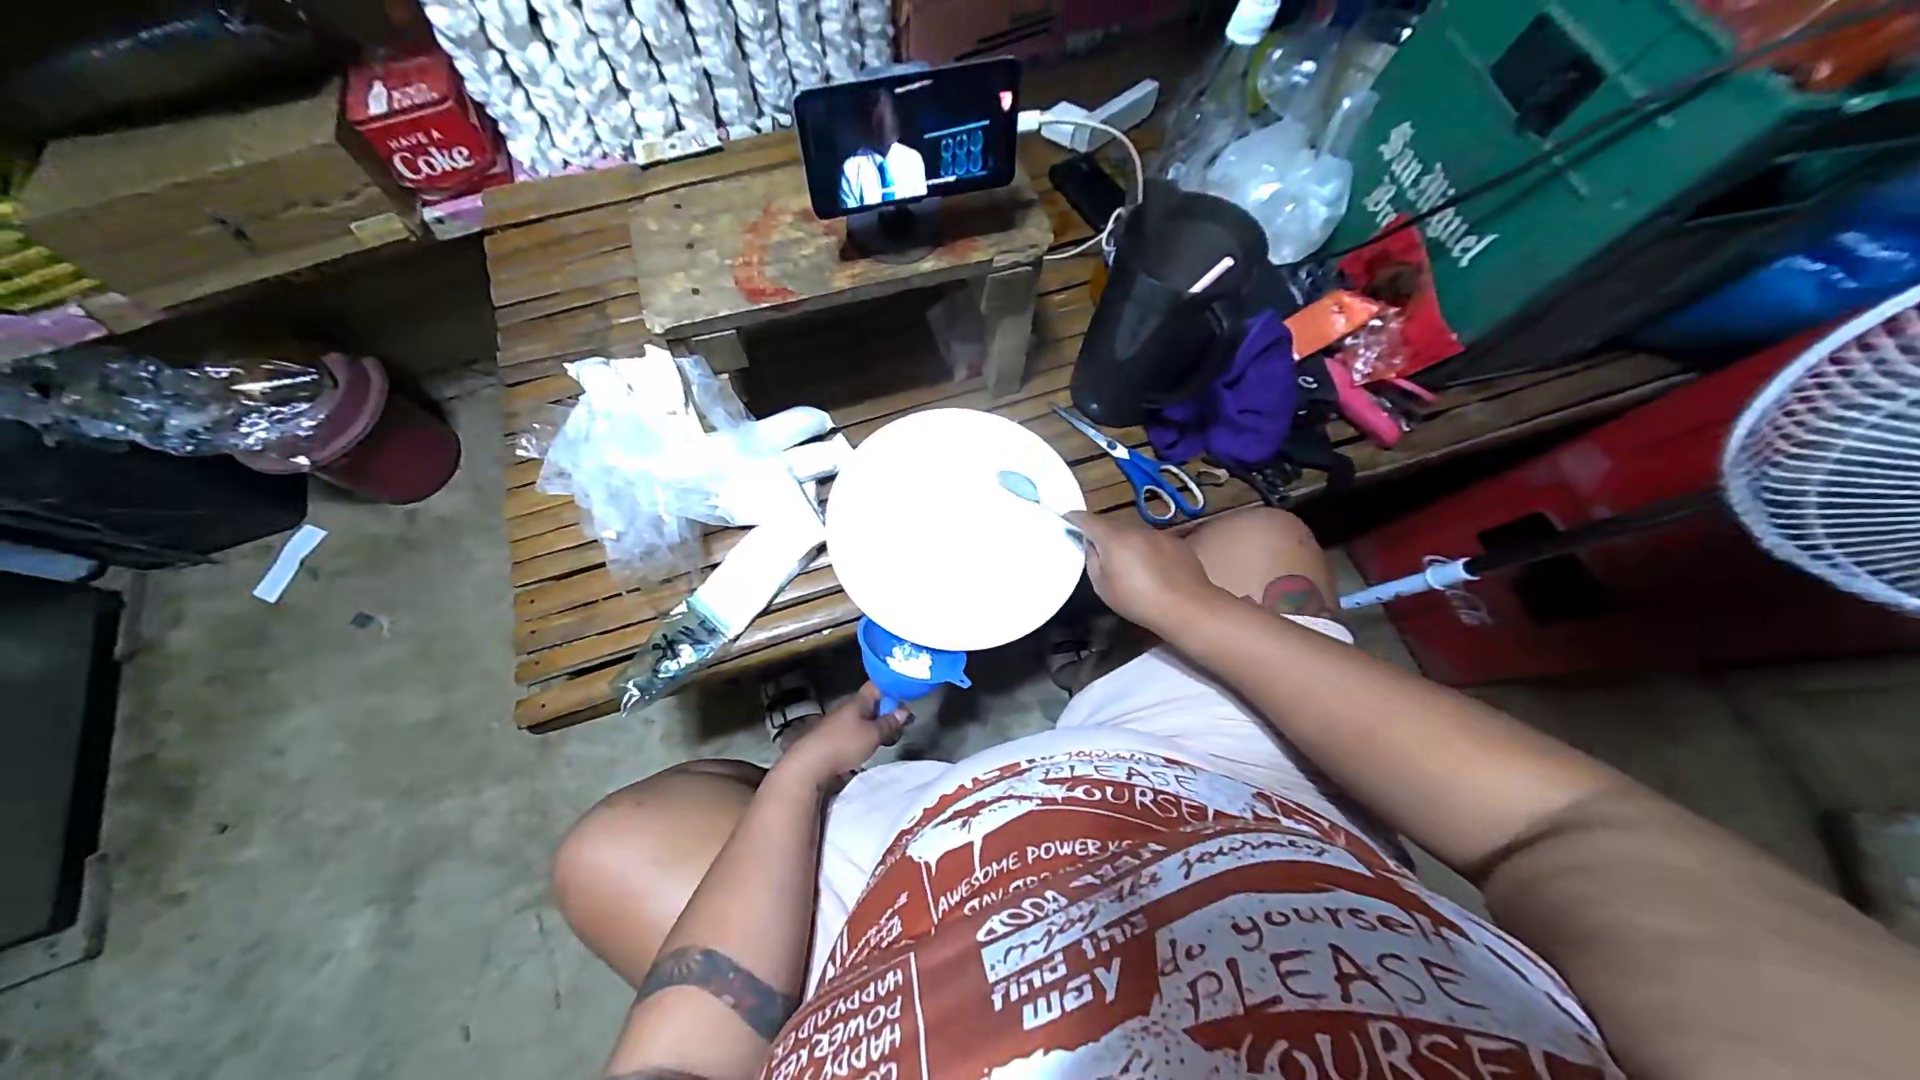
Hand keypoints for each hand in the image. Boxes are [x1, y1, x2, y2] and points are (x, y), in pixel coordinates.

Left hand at [777, 683, 909, 783]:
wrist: (809, 763)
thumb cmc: (844, 743)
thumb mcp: (873, 735)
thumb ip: (888, 723)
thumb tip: (904, 710)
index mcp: (858, 701)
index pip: (876, 686)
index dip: (891, 688)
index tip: (905, 697)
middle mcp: (846, 707)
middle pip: (869, 703)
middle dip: (884, 711)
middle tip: (899, 723)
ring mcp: (836, 722)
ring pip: (860, 718)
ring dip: (873, 725)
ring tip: (885, 738)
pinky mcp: (830, 737)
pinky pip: (851, 731)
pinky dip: (862, 736)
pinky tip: (866, 747)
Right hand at [1065, 511, 1220, 634]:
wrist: (1186, 606)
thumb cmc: (1137, 600)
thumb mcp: (1101, 585)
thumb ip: (1092, 559)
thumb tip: (1091, 544)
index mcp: (1112, 537)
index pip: (1087, 519)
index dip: (1074, 518)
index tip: (1067, 520)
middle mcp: (1135, 529)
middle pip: (1112, 526)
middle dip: (1102, 535)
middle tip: (1098, 555)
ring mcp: (1158, 534)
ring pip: (1134, 534)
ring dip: (1126, 544)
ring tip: (1128, 568)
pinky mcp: (1177, 543)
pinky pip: (1153, 542)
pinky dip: (1147, 551)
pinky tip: (1152, 571)